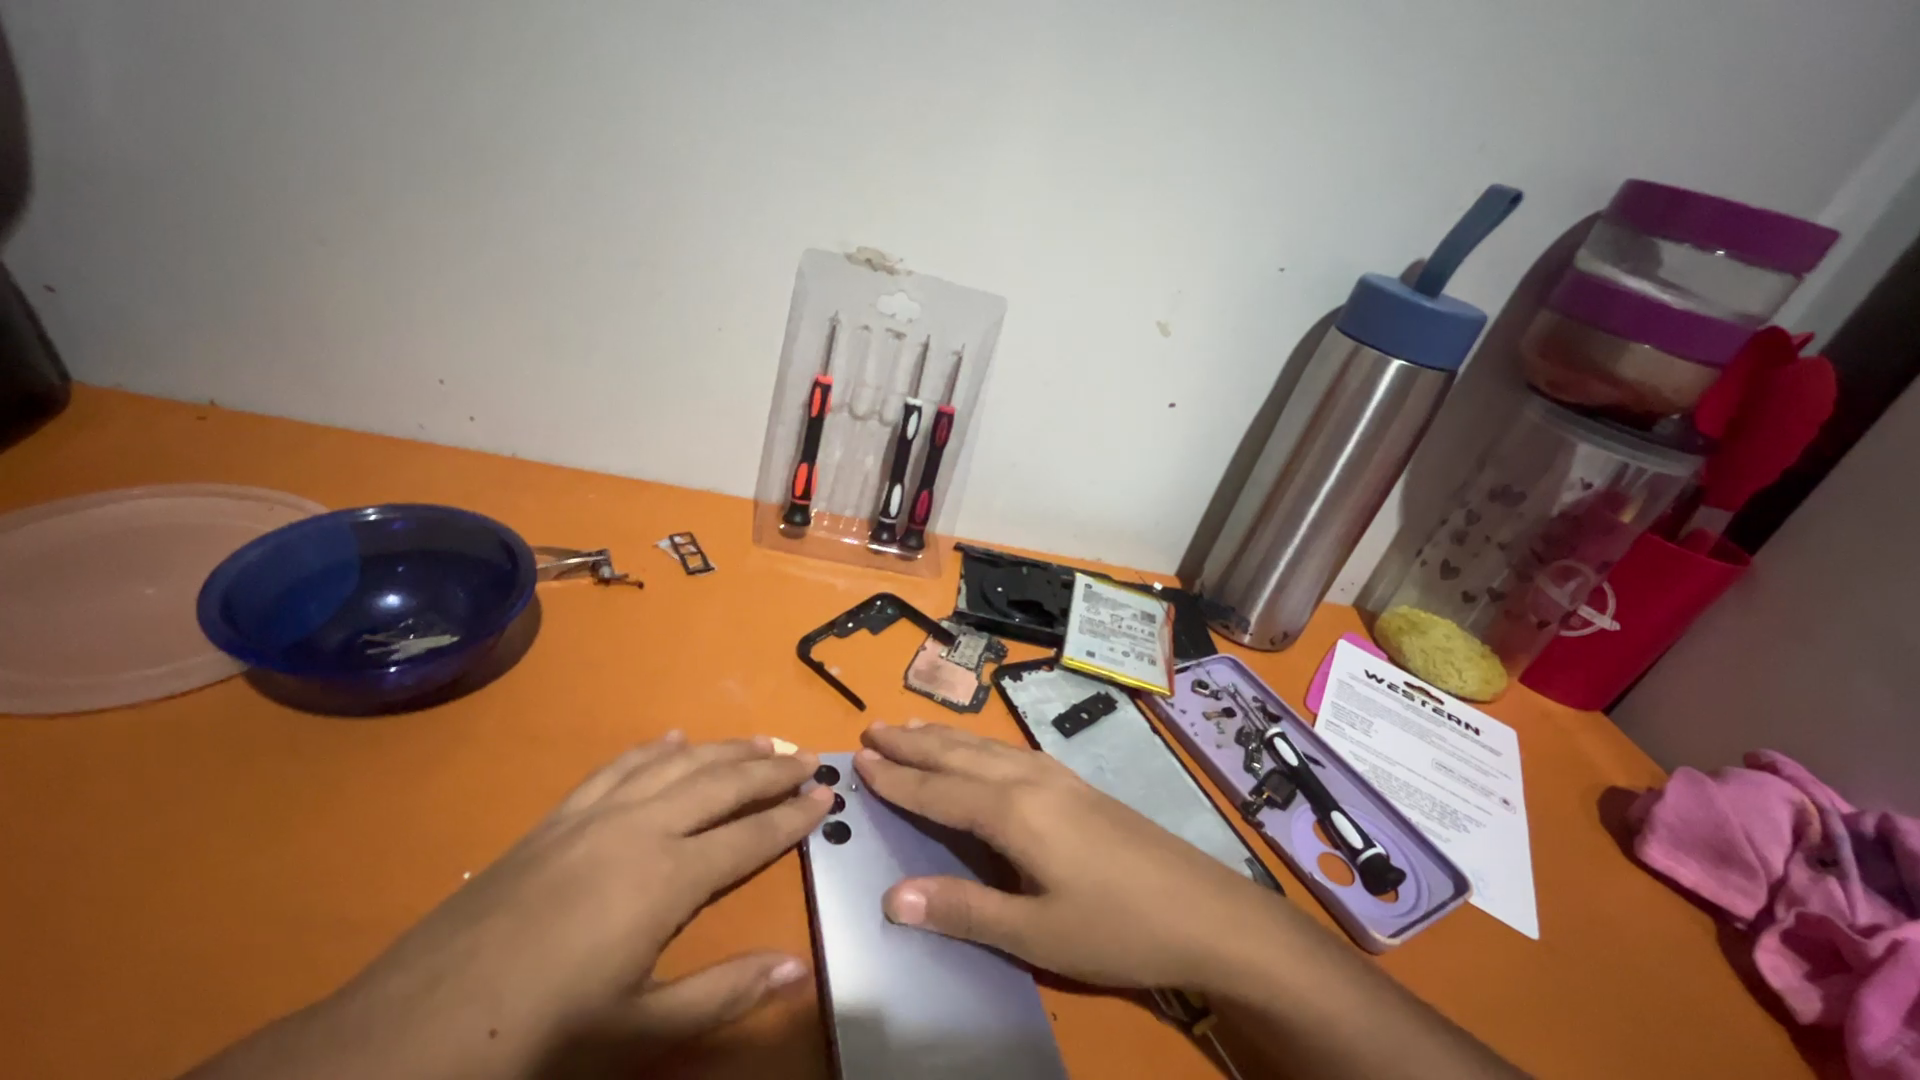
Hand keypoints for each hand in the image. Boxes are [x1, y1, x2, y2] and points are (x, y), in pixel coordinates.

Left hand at [184, 733, 833, 1079]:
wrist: (413, 1029)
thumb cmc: (540, 1035)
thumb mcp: (641, 1027)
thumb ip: (725, 992)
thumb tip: (800, 967)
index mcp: (668, 877)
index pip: (751, 834)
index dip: (794, 815)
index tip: (829, 794)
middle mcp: (638, 828)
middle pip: (719, 783)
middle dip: (769, 768)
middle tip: (808, 757)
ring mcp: (591, 817)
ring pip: (673, 764)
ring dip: (722, 749)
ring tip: (760, 740)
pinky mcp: (553, 820)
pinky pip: (614, 767)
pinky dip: (651, 749)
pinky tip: (670, 738)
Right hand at [856, 722, 1525, 1079]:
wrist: (1208, 912)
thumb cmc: (1118, 928)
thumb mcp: (1035, 931)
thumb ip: (963, 909)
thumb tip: (891, 897)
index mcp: (1014, 811)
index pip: (939, 790)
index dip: (897, 778)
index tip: (857, 759)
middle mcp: (1032, 781)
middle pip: (960, 755)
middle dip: (914, 743)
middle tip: (872, 727)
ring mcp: (1061, 779)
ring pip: (987, 748)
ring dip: (945, 738)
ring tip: (912, 727)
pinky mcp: (1081, 787)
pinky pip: (1011, 753)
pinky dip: (979, 747)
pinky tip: (982, 753)